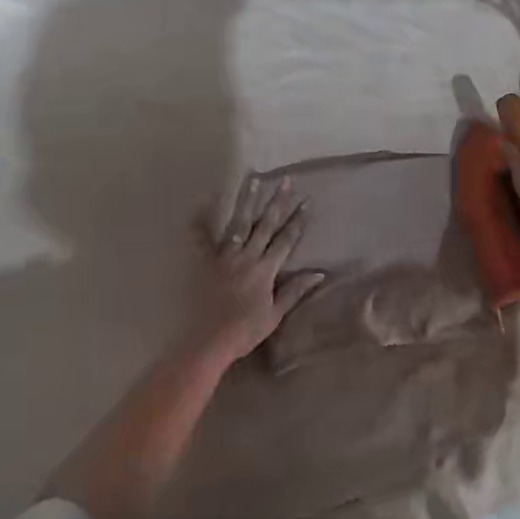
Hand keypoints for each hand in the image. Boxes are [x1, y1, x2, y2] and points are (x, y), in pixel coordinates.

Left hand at [185, 175, 324, 363]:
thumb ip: (295, 290)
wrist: (210, 340)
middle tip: (286, 180)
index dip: (298, 220)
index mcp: (265, 269)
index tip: (307, 201)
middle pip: (264, 224)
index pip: (286, 239)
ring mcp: (225, 256)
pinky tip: (201, 203)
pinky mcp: (206, 262)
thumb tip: (319, 272)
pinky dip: (200, 222)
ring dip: (247, 200)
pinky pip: (202, 239)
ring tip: (253, 178)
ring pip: (238, 222)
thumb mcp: (275, 314)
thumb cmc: (246, 330)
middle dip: (277, 201)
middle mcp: (247, 256)